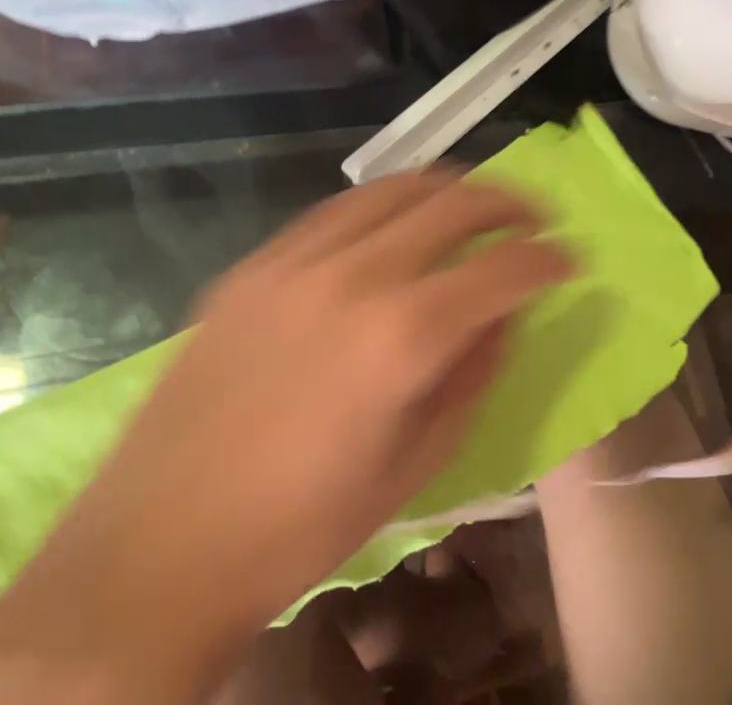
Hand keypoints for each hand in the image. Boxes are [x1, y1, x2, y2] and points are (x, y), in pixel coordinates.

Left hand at [0, 171, 575, 704]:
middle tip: (535, 218)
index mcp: (403, 336)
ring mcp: (294, 263)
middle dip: (509, 203)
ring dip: (447, 188)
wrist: (160, 544)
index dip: (549, 258)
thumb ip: (472, 375)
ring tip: (474, 205)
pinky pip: (333, 212)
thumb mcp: (417, 464)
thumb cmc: (304, 525)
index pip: (503, 268)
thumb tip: (504, 315)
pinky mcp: (251, 268)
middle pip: (452, 203)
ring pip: (391, 190)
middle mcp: (353, 277)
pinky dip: (383, 205)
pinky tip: (394, 225)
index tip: (571, 261)